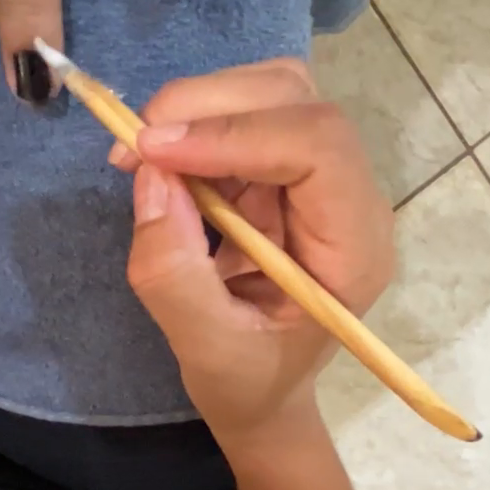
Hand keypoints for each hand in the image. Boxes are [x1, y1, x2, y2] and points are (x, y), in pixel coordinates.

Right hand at [116, 60, 395, 451]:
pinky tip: (164, 166)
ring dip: (198, 109)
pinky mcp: (287, 176)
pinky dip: (196, 127)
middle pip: (295, 100)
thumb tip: (152, 175)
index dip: (236, 132)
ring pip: (271, 95)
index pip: (318, 147)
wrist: (263, 394)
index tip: (155, 152)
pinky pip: (246, 119)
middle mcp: (351, 200)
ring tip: (143, 157)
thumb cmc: (247, 384)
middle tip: (135, 147)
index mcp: (354, 248)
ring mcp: (320, 182)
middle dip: (208, 106)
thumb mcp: (206, 347)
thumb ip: (174, 273)